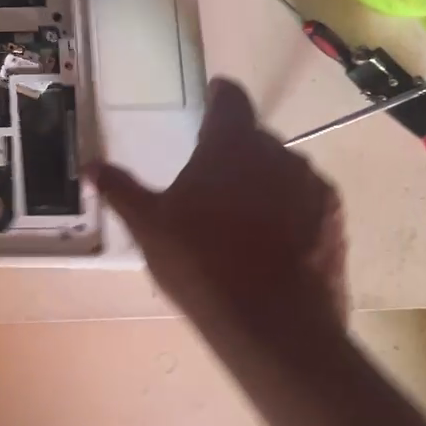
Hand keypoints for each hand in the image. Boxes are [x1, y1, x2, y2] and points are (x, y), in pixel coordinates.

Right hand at [88, 79, 347, 336]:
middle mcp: (279, 155)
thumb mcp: (148, 225)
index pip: (229, 98)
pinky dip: (287, 209)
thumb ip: (120, 189)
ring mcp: (313, 190)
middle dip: (233, 149)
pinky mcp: (335, 225)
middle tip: (206, 177)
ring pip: (282, 170)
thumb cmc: (202, 263)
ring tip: (236, 214)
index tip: (209, 99)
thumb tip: (90, 166)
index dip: (218, 96)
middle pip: (254, 137)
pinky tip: (266, 241)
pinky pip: (304, 202)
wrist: (277, 329)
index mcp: (231, 144)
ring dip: (261, 179)